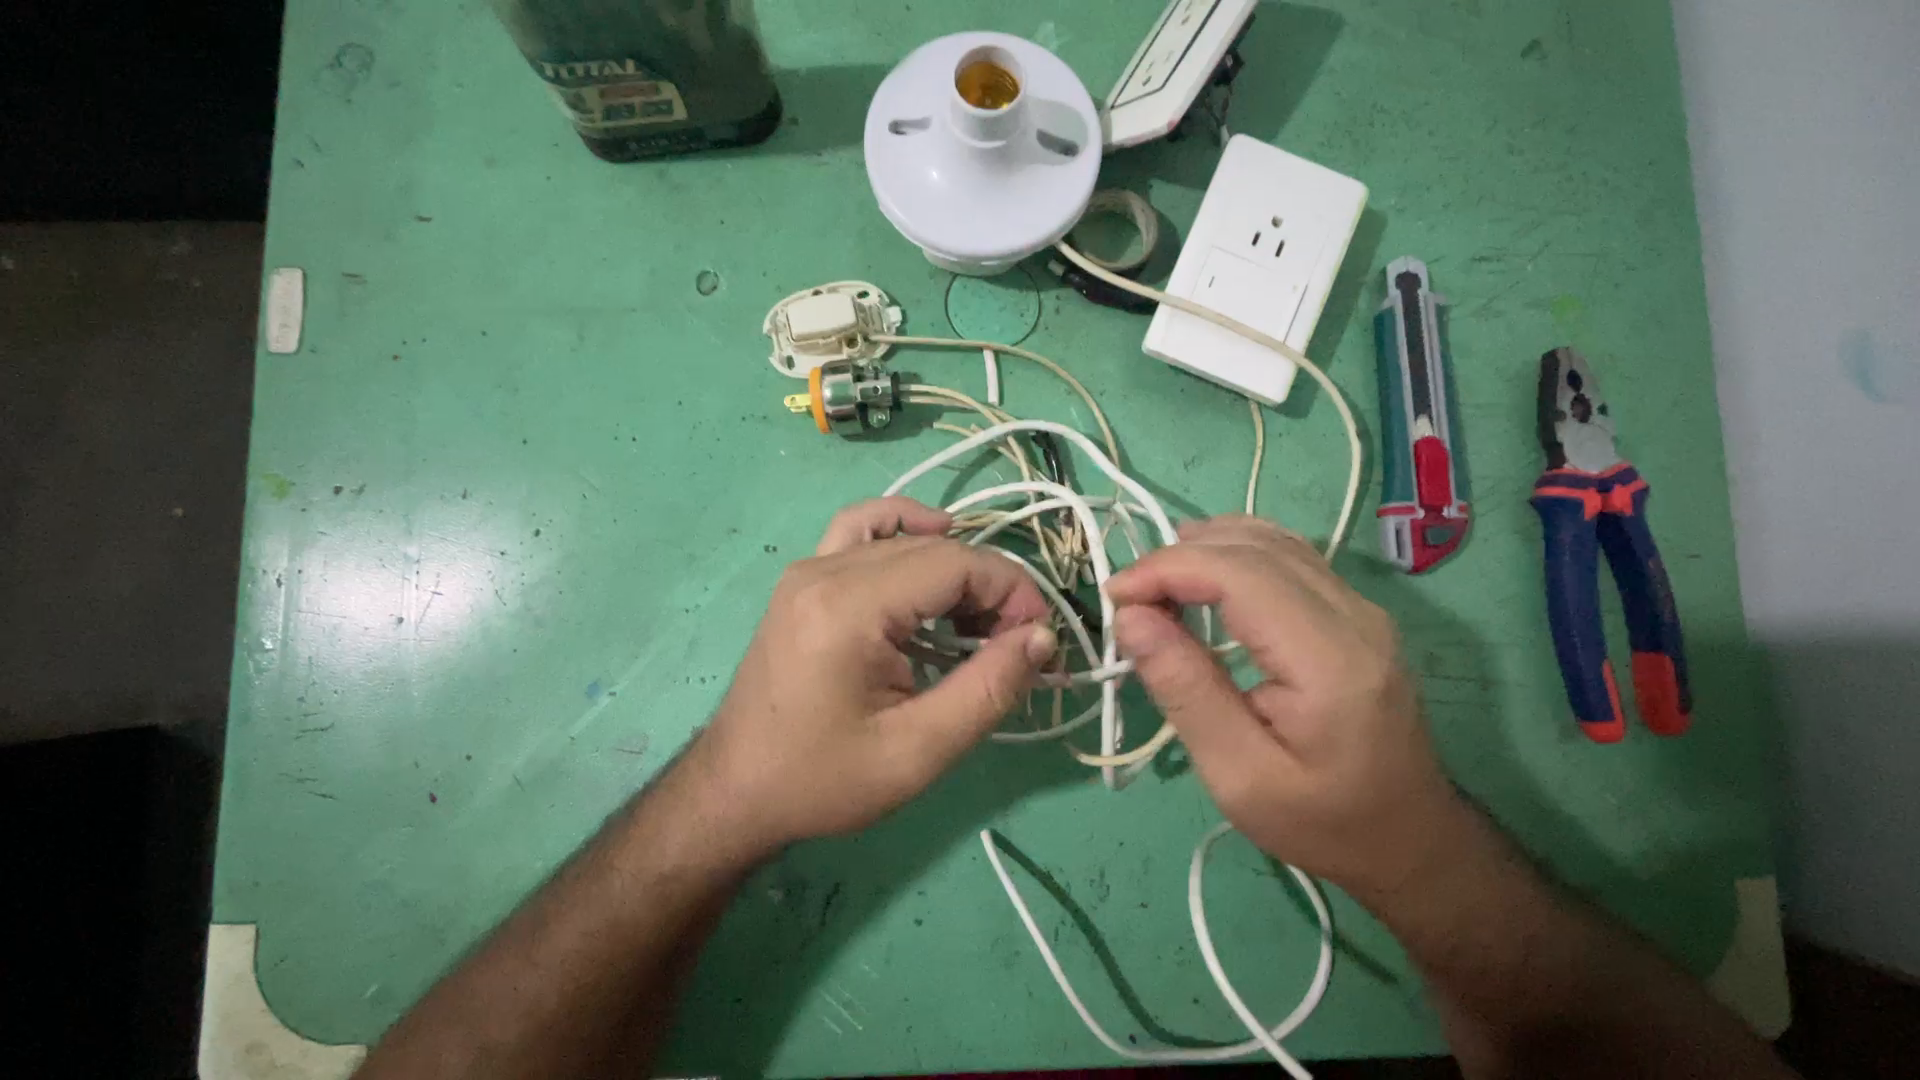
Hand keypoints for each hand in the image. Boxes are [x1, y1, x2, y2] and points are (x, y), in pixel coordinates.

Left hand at [690, 497, 1055, 856]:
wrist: (736, 791)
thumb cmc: (823, 780)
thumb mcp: (918, 751)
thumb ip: (987, 689)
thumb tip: (1042, 639)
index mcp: (850, 607)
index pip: (955, 564)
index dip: (1012, 591)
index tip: (1040, 639)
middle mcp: (825, 570)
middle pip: (933, 548)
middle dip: (990, 586)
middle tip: (1017, 642)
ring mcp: (808, 568)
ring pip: (902, 537)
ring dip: (954, 566)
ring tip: (980, 615)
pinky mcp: (803, 580)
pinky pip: (860, 530)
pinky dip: (903, 530)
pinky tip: (931, 546)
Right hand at [1106, 516, 1464, 897]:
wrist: (1410, 839)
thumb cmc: (1320, 822)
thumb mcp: (1237, 775)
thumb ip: (1185, 690)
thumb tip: (1130, 617)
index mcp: (1328, 659)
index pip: (1238, 572)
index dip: (1167, 569)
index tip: (1114, 598)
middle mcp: (1353, 615)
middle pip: (1253, 546)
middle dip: (1177, 558)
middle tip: (1128, 601)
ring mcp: (1360, 607)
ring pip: (1270, 539)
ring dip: (1204, 549)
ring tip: (1156, 590)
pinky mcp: (1355, 610)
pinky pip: (1286, 556)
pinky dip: (1232, 554)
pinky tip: (1202, 580)